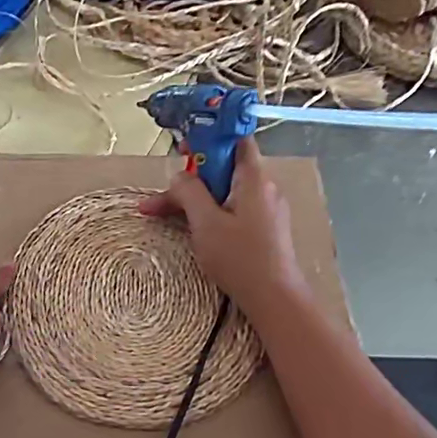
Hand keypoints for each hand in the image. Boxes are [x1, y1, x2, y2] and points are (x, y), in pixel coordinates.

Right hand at [138, 137, 308, 315]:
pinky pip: (235, 211)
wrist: (274, 298)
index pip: (235, 139)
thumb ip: (189, 193)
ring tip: (164, 215)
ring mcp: (267, 210)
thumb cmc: (240, 258)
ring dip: (197, 201)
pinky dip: (212, 215)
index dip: (208, 138)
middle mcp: (264, 188)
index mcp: (253, 178)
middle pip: (225, 169)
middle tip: (162, 195)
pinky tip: (193, 230)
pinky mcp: (265, 230)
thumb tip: (178, 175)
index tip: (182, 150)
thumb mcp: (205, 223)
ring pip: (227, 193)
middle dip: (192, 180)